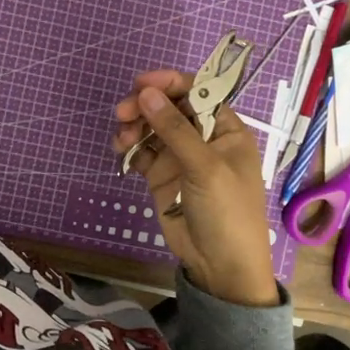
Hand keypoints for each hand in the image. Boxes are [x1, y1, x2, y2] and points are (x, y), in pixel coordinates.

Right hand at [113, 71, 279, 306]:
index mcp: (225, 130)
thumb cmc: (227, 212)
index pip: (197, 93)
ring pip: (151, 127)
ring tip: (121, 138)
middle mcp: (202, 137)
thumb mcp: (205, 168)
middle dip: (145, 105)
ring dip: (134, 125)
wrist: (221, 266)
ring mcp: (180, 156)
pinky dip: (129, 146)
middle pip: (168, 107)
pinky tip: (121, 150)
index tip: (141, 83)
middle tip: (122, 113)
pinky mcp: (161, 175)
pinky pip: (141, 150)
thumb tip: (147, 92)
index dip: (170, 83)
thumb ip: (175, 129)